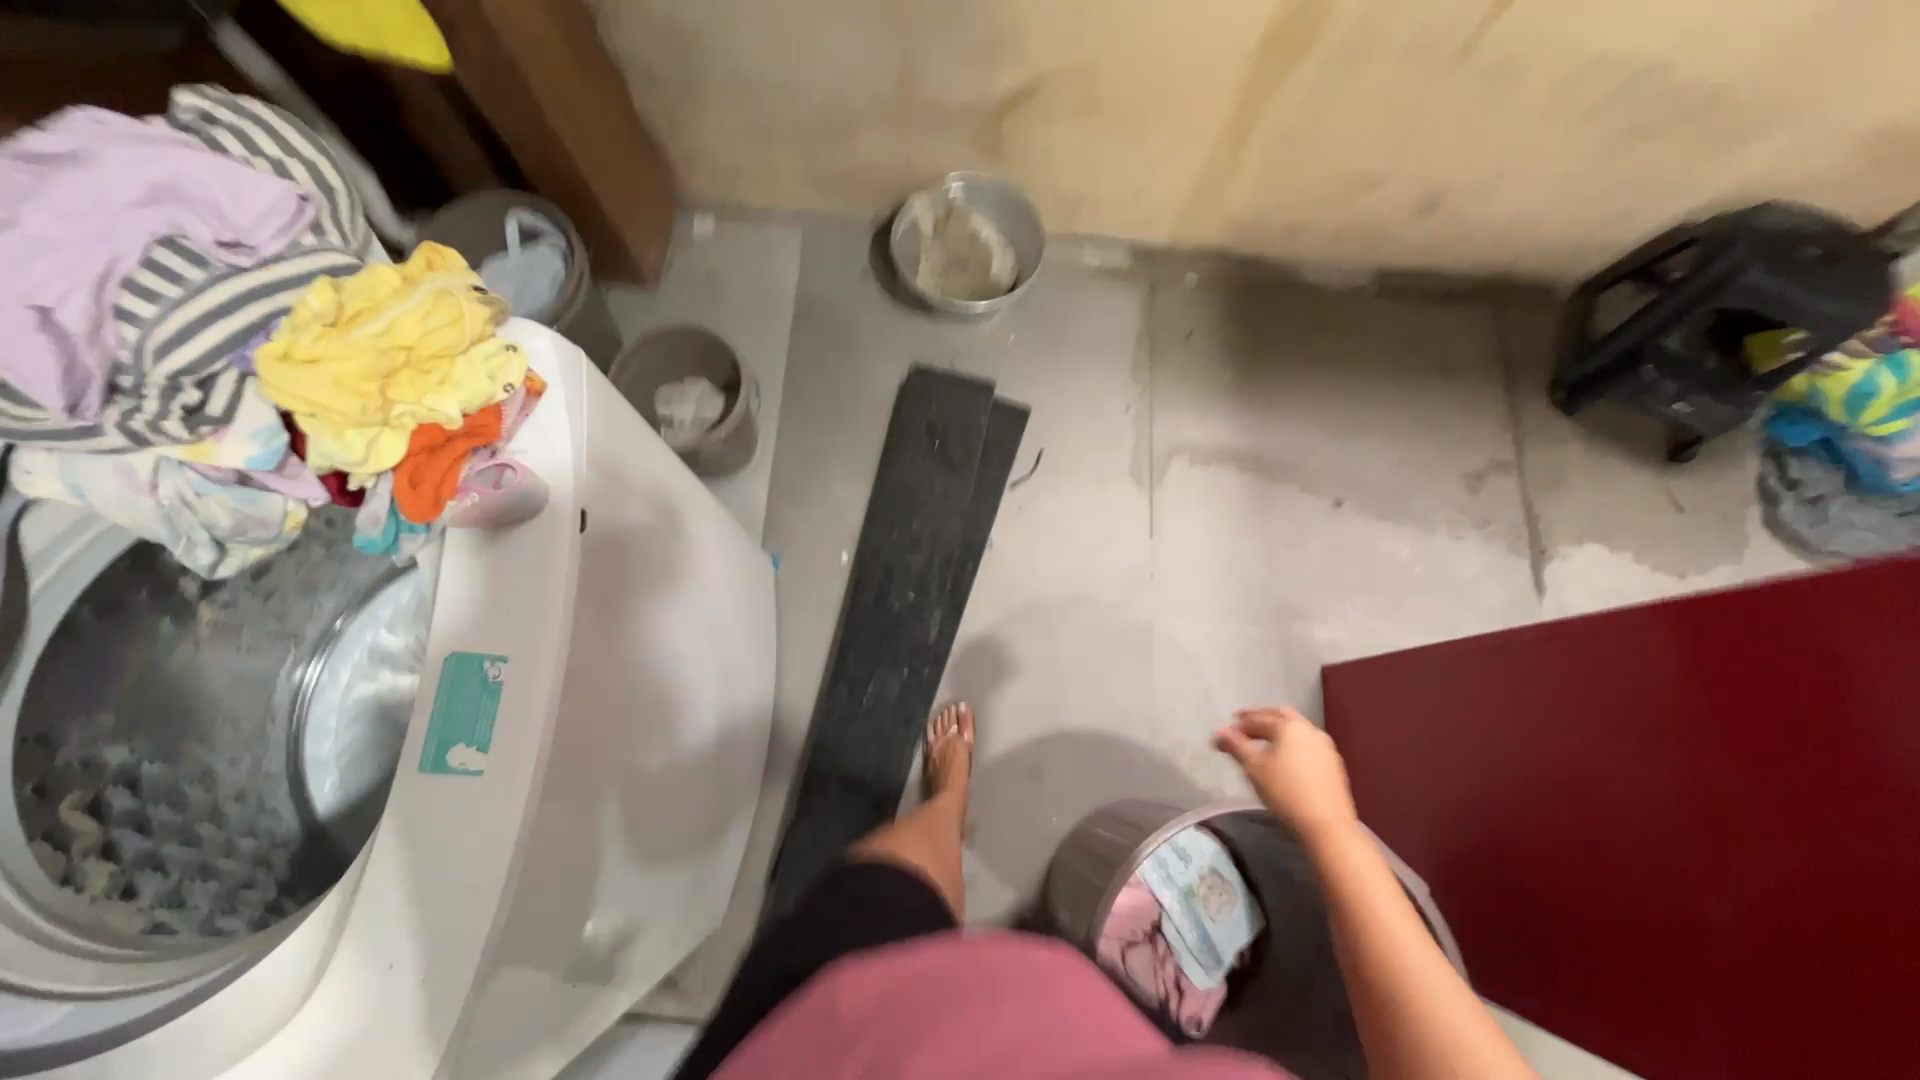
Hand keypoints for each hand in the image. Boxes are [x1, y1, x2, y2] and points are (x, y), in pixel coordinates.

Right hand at [1214, 706, 1358, 840]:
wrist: (1327, 824)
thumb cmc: (1285, 791)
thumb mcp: (1254, 767)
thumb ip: (1236, 746)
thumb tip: (1219, 732)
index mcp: (1289, 726)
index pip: (1258, 720)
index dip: (1237, 727)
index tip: (1221, 738)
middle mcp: (1309, 729)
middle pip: (1280, 715)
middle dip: (1260, 717)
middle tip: (1242, 722)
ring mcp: (1325, 746)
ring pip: (1296, 729)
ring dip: (1277, 729)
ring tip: (1262, 739)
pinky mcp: (1333, 764)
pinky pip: (1306, 744)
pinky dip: (1291, 743)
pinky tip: (1285, 756)